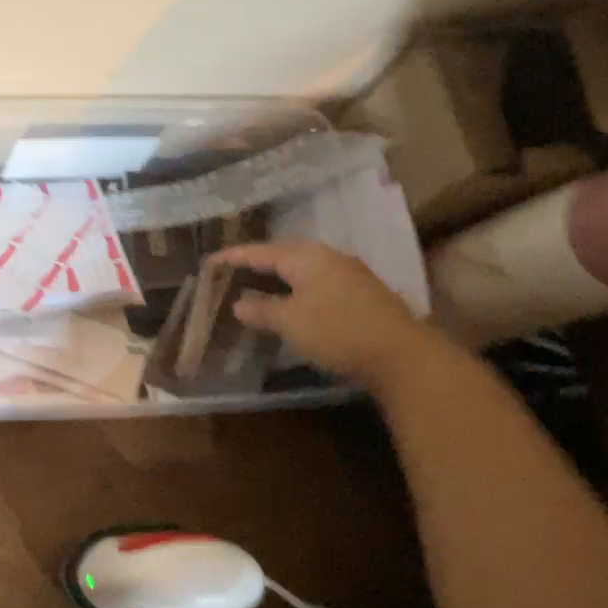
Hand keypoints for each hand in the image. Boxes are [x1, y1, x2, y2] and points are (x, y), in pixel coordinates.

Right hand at [211, 240, 444, 388]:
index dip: (234, 257)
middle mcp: (329, 259)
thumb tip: (239, 303)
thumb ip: (261, 309)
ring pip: (300, 270)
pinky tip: (283, 303)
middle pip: (283, 256)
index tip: (208, 261)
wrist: (399, 355)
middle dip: (255, 264)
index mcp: (309, 258)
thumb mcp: (290, 321)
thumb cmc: (337, 331)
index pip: (262, 252)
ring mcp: (347, 277)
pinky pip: (313, 284)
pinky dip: (291, 290)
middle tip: (228, 273)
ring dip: (274, 278)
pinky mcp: (357, 296)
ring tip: (250, 287)